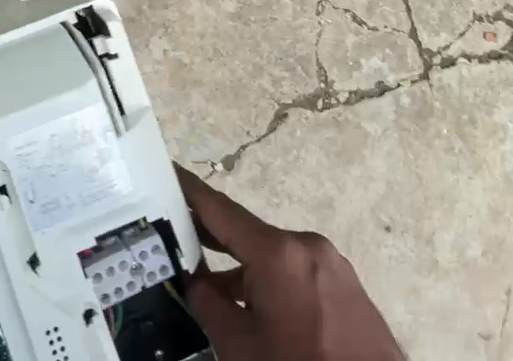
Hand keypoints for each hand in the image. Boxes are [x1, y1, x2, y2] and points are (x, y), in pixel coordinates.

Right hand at [175, 165, 403, 359]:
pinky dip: (269, 282)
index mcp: (277, 253)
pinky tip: (250, 306)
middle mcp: (306, 247)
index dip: (188, 190)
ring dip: (240, 268)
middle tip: (171, 232)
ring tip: (207, 286)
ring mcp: (332, 267)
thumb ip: (208, 303)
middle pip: (245, 232)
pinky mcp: (348, 289)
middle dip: (209, 235)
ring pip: (271, 256)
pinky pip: (296, 273)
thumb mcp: (238, 346)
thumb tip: (193, 281)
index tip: (164, 169)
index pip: (220, 209)